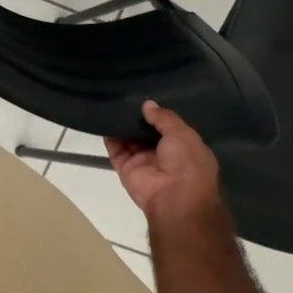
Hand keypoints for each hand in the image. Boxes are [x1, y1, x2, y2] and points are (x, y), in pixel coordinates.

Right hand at [105, 100, 223, 226]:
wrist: (174, 197)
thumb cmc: (187, 162)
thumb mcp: (182, 134)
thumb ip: (164, 118)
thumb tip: (147, 105)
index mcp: (183, 146)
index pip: (168, 126)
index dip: (159, 113)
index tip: (147, 96)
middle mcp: (162, 153)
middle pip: (146, 132)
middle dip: (138, 117)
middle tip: (126, 95)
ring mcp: (142, 160)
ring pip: (129, 139)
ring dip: (123, 124)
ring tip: (113, 102)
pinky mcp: (125, 168)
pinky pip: (115, 149)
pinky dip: (109, 136)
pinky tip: (105, 118)